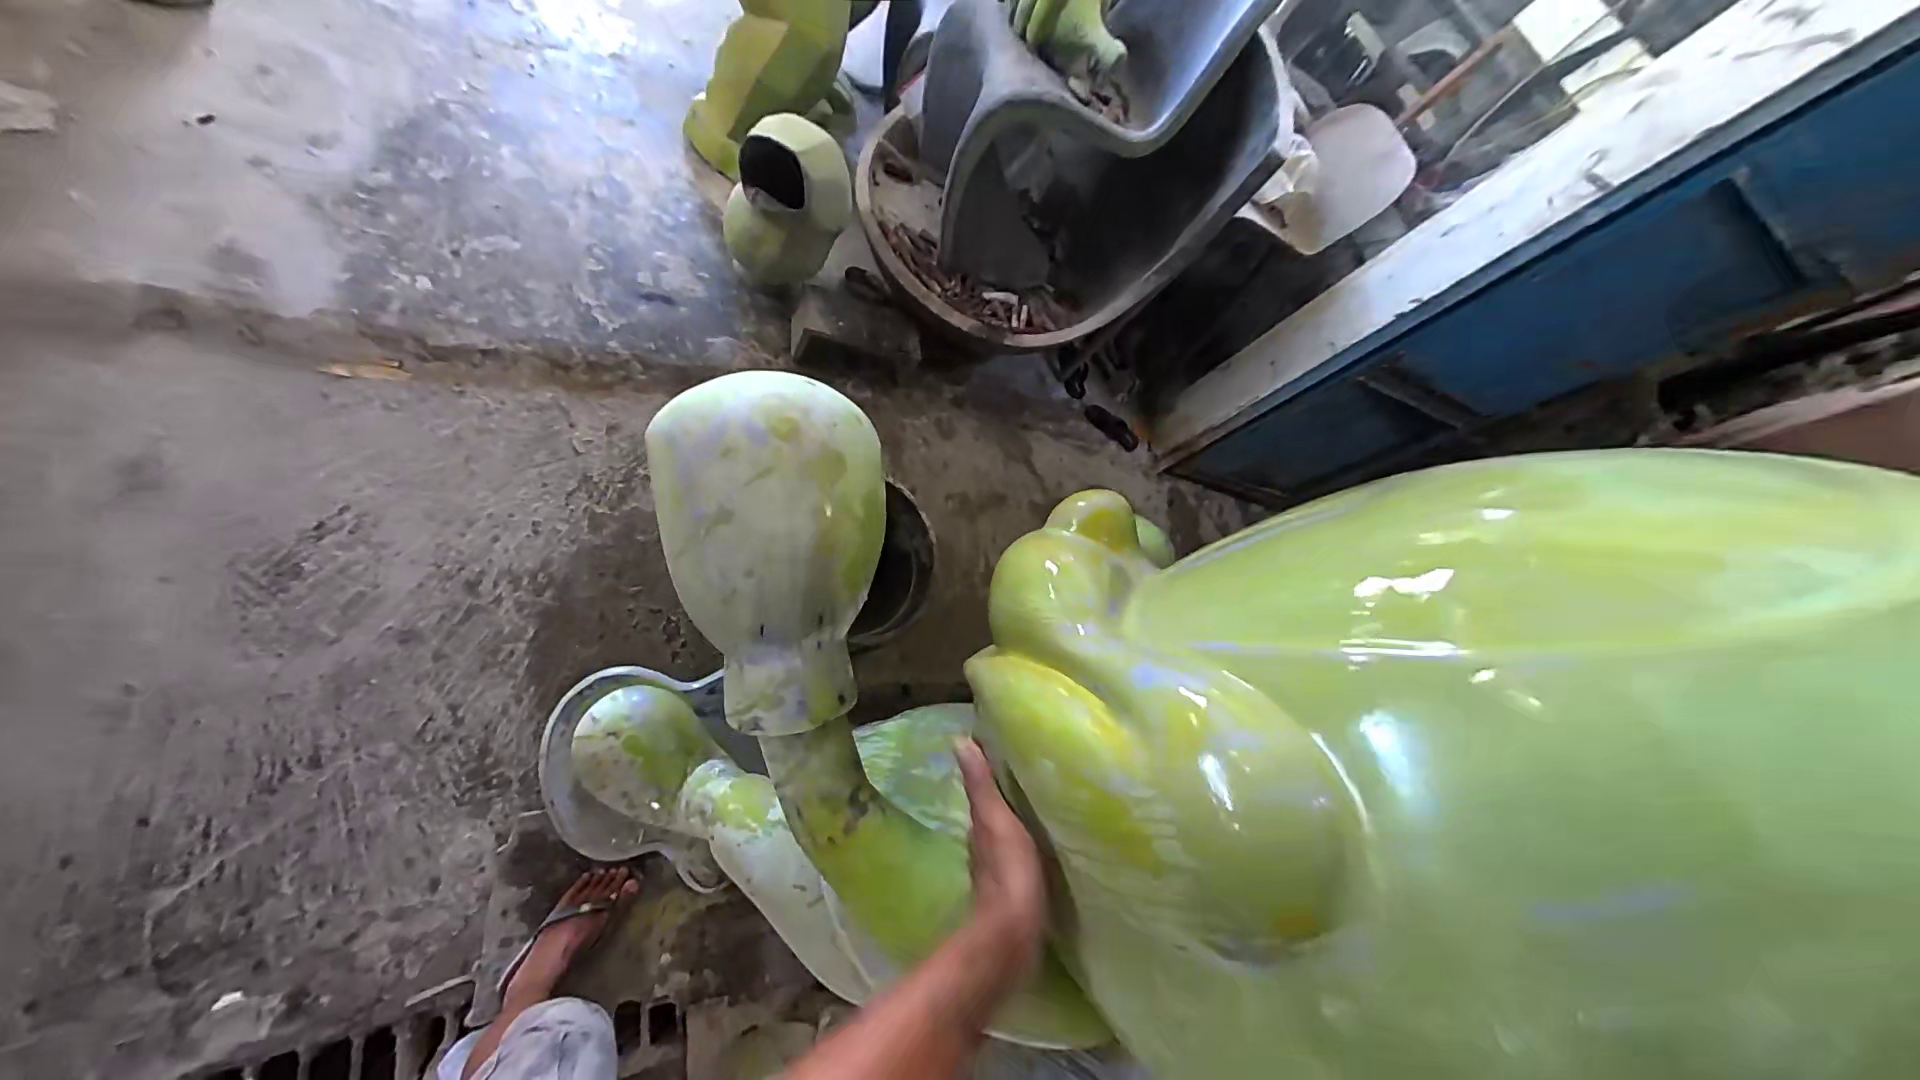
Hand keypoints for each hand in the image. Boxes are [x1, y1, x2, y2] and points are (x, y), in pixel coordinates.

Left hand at [954, 737, 1047, 982]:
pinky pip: (1020, 857)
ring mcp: (997, 870)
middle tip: (1032, 776)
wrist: (1013, 938)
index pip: (983, 790)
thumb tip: (959, 740)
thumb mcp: (996, 820)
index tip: (1008, 751)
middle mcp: (983, 844)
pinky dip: (1027, 845)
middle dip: (1008, 796)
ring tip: (1041, 806)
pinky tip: (1043, 845)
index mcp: (980, 825)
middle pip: (994, 812)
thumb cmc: (1007, 873)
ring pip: (1006, 834)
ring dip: (1018, 821)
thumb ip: (981, 785)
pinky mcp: (1014, 890)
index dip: (993, 771)